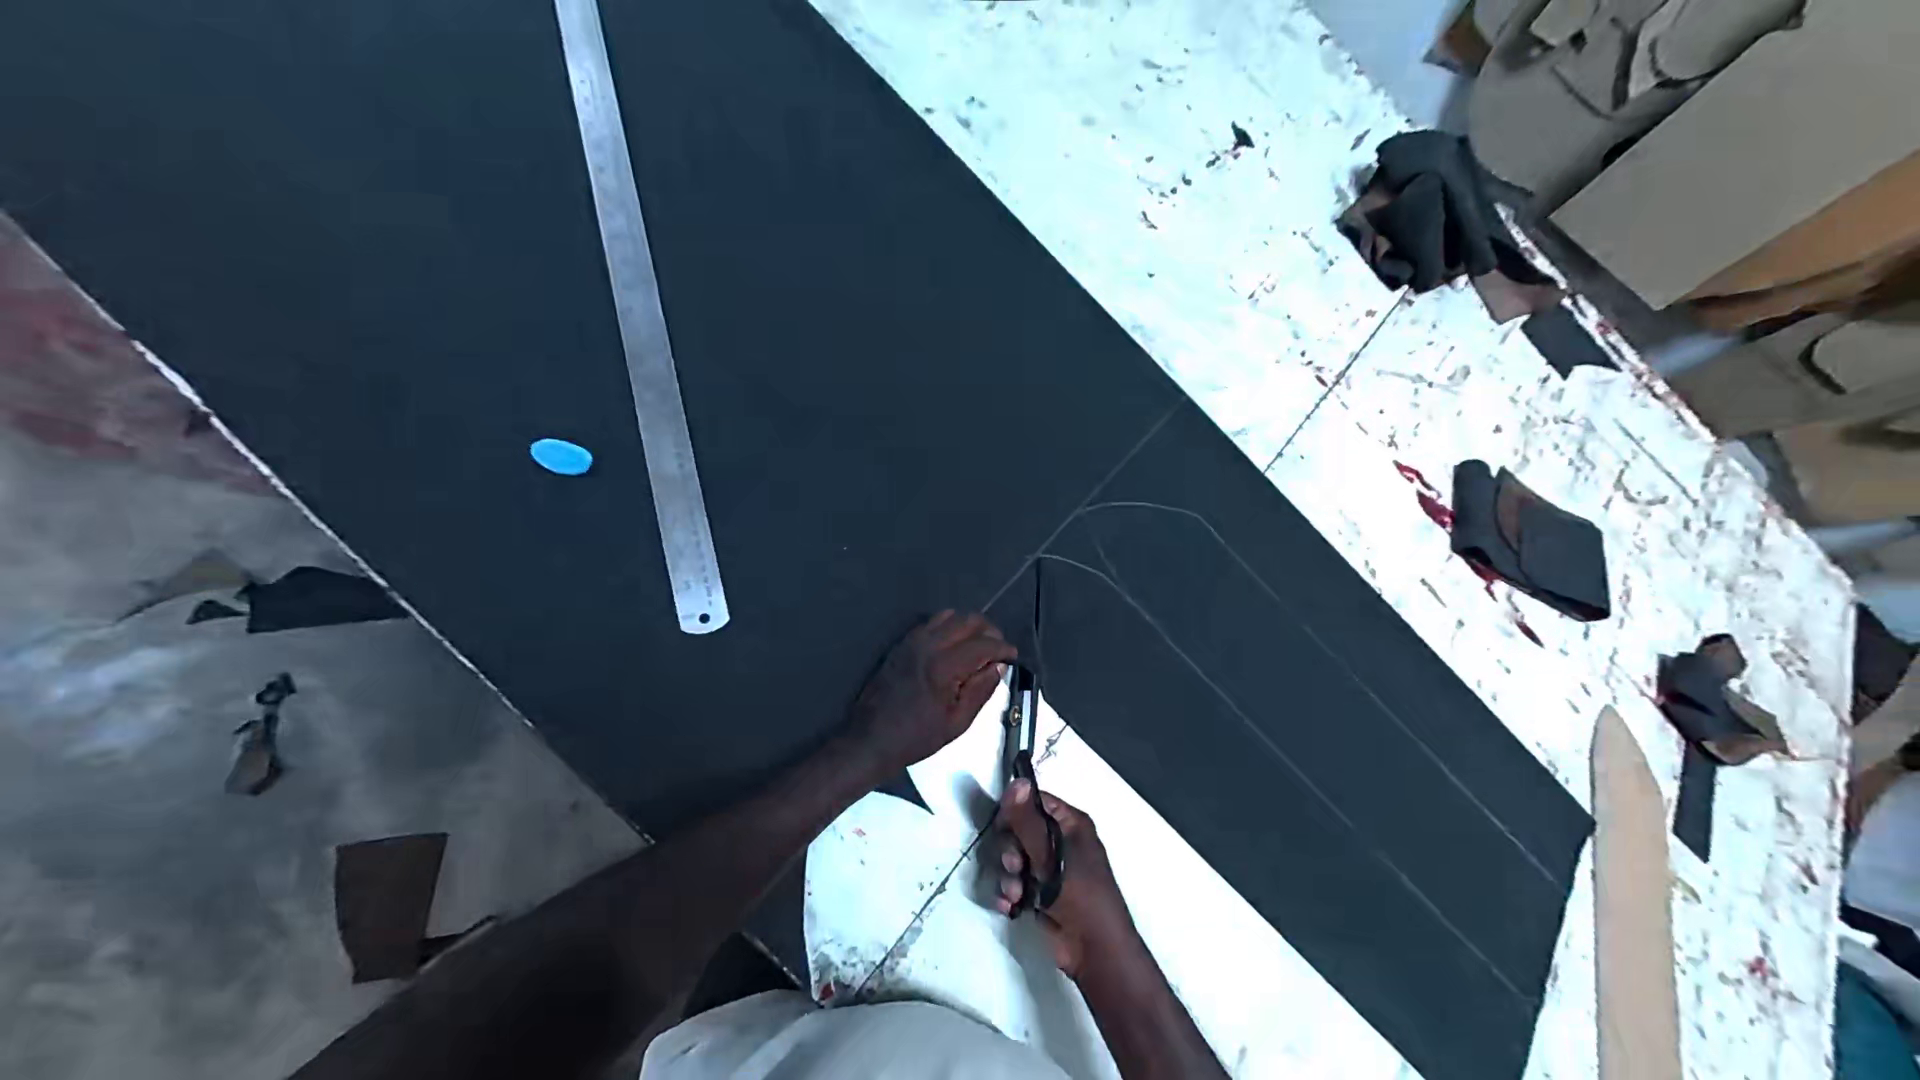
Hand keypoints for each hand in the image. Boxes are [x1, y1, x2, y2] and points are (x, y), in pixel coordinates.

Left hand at [846, 611, 1015, 774]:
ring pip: (950, 615)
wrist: (871, 737)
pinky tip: (954, 644)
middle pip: (968, 620)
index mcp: (944, 665)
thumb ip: (981, 690)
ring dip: (968, 625)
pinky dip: (949, 626)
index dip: (1003, 647)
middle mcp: (929, 644)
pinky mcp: (903, 642)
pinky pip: (931, 622)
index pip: (984, 643)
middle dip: (989, 631)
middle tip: (998, 649)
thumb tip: (998, 667)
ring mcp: (913, 640)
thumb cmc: (917, 736)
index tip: (1012, 656)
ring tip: (978, 644)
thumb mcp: (957, 722)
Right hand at [992, 780, 1137, 979]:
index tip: (1003, 826)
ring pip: (1011, 858)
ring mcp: (1046, 868)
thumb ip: (1027, 821)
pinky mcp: (1036, 892)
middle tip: (1014, 866)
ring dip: (1008, 876)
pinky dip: (1008, 893)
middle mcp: (1057, 841)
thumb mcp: (1051, 855)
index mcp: (1069, 824)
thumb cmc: (1081, 894)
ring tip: (1016, 893)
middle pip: (1016, 830)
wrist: (1094, 951)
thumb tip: (1017, 781)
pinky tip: (1010, 906)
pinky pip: (1011, 882)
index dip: (1014, 812)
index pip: (1033, 802)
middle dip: (1009, 851)